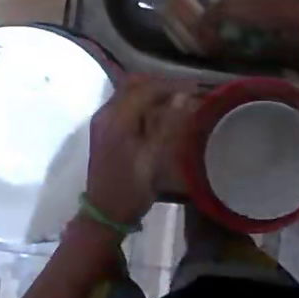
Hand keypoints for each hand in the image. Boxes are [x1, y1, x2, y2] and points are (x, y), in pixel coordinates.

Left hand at [82, 76, 187, 229]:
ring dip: (151, 91)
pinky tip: (159, 112)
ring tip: (177, 99)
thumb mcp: (153, 160)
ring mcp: (102, 120)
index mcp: (116, 120)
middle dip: (161, 83)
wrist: (103, 213)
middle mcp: (105, 113)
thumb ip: (167, 125)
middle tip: (187, 91)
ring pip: (127, 92)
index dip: (171, 85)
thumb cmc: (130, 190)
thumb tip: (184, 97)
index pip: (144, 89)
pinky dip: (142, 101)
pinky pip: (124, 103)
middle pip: (133, 84)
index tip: (196, 89)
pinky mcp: (103, 128)